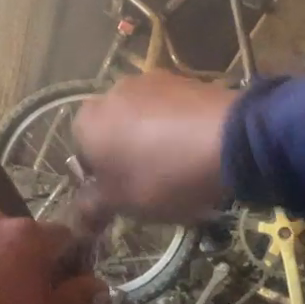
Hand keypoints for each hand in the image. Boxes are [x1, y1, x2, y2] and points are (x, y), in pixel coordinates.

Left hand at [0, 209, 103, 303]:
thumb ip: (75, 294)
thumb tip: (99, 284)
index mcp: (25, 235)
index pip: (62, 236)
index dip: (69, 259)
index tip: (69, 282)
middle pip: (24, 234)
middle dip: (33, 257)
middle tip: (35, 292)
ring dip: (2, 257)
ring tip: (3, 295)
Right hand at [72, 71, 238, 223]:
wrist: (229, 140)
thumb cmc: (162, 175)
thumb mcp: (121, 203)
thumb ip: (90, 210)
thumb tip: (75, 223)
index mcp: (87, 120)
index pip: (82, 154)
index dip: (101, 180)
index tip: (124, 198)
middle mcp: (111, 92)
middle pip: (112, 132)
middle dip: (127, 156)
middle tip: (152, 186)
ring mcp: (150, 81)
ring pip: (143, 119)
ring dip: (153, 140)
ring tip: (182, 169)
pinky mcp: (184, 80)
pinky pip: (172, 110)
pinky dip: (179, 127)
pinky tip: (199, 150)